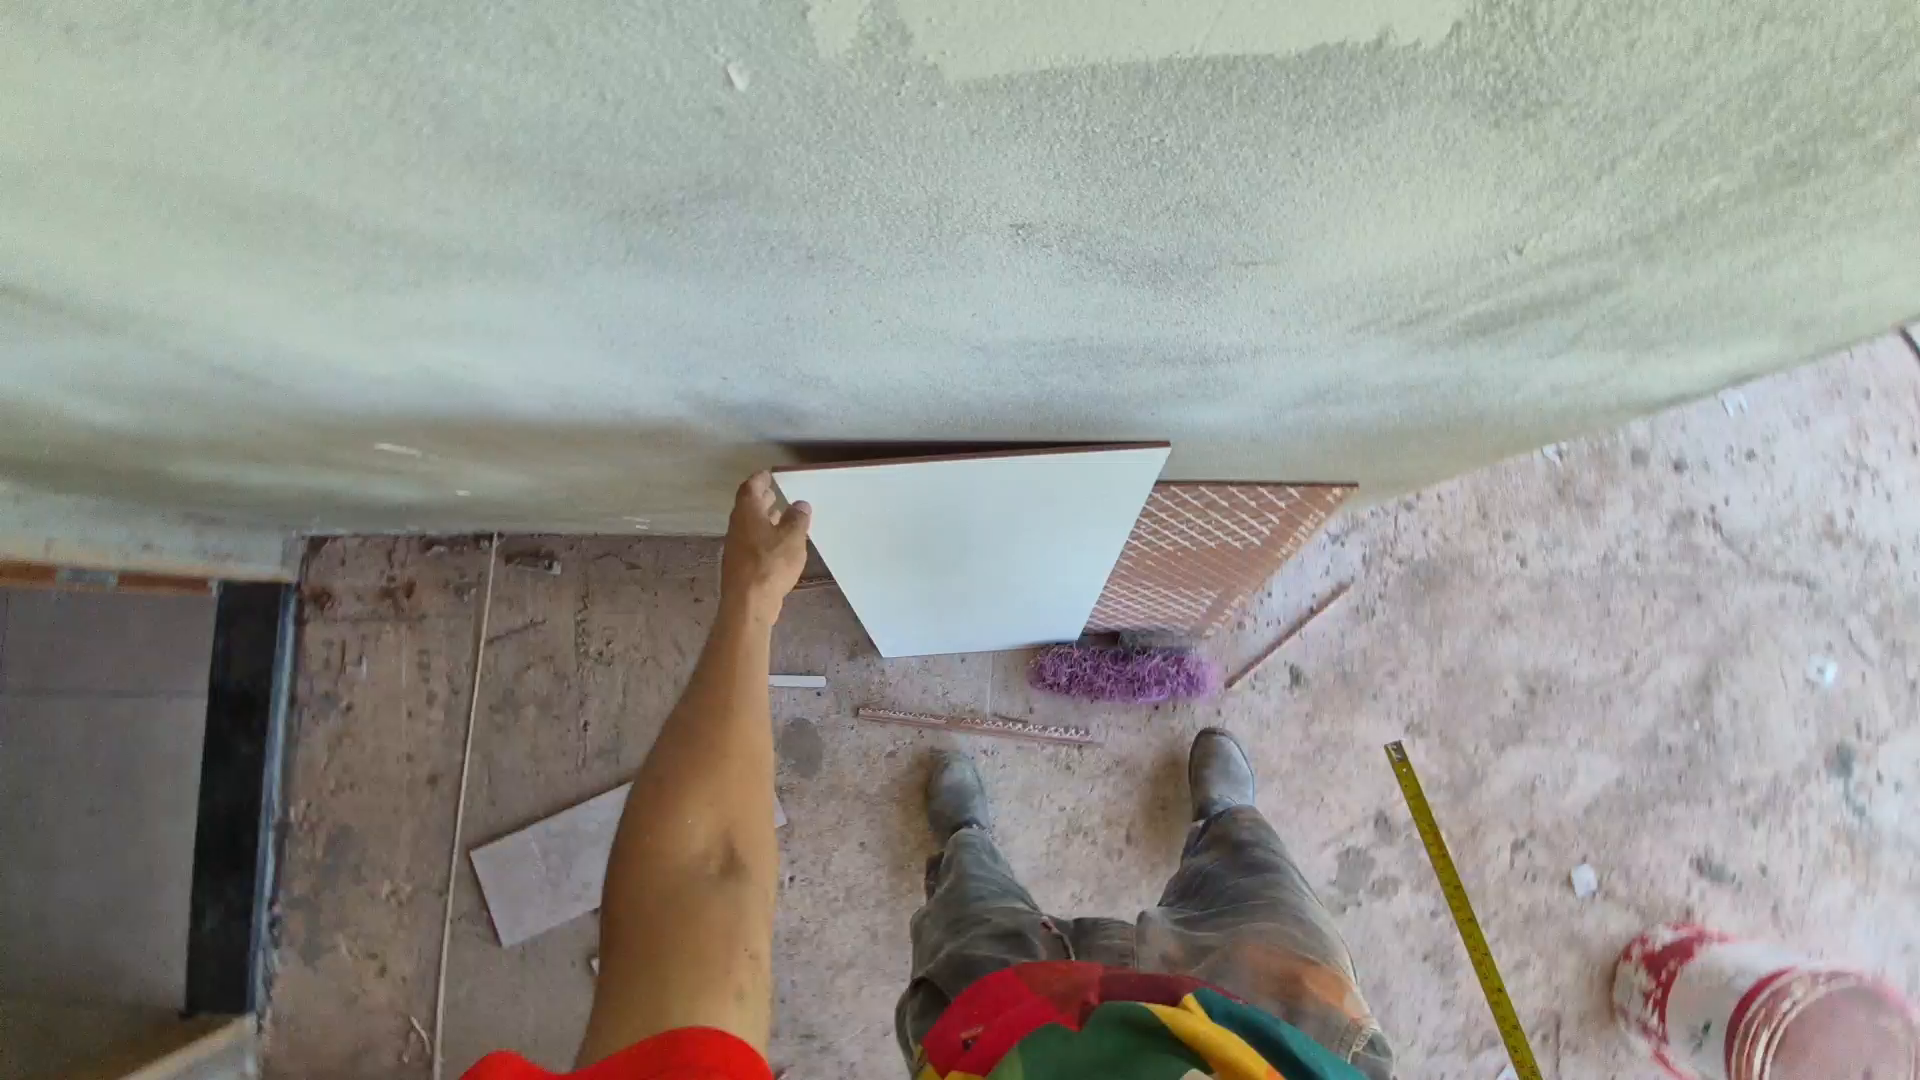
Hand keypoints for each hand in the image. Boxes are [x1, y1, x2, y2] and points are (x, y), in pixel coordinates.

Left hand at [720, 471, 811, 624]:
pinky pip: (752, 541)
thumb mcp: (792, 538)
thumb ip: (797, 518)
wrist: (748, 602)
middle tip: (774, 492)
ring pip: (749, 525)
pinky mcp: (741, 564)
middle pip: (747, 506)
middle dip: (761, 498)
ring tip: (780, 515)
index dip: (759, 479)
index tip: (768, 474)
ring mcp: (736, 546)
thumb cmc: (771, 564)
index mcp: (747, 513)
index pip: (750, 488)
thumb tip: (800, 504)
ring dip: (763, 518)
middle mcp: (737, 526)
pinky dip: (763, 535)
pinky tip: (777, 543)